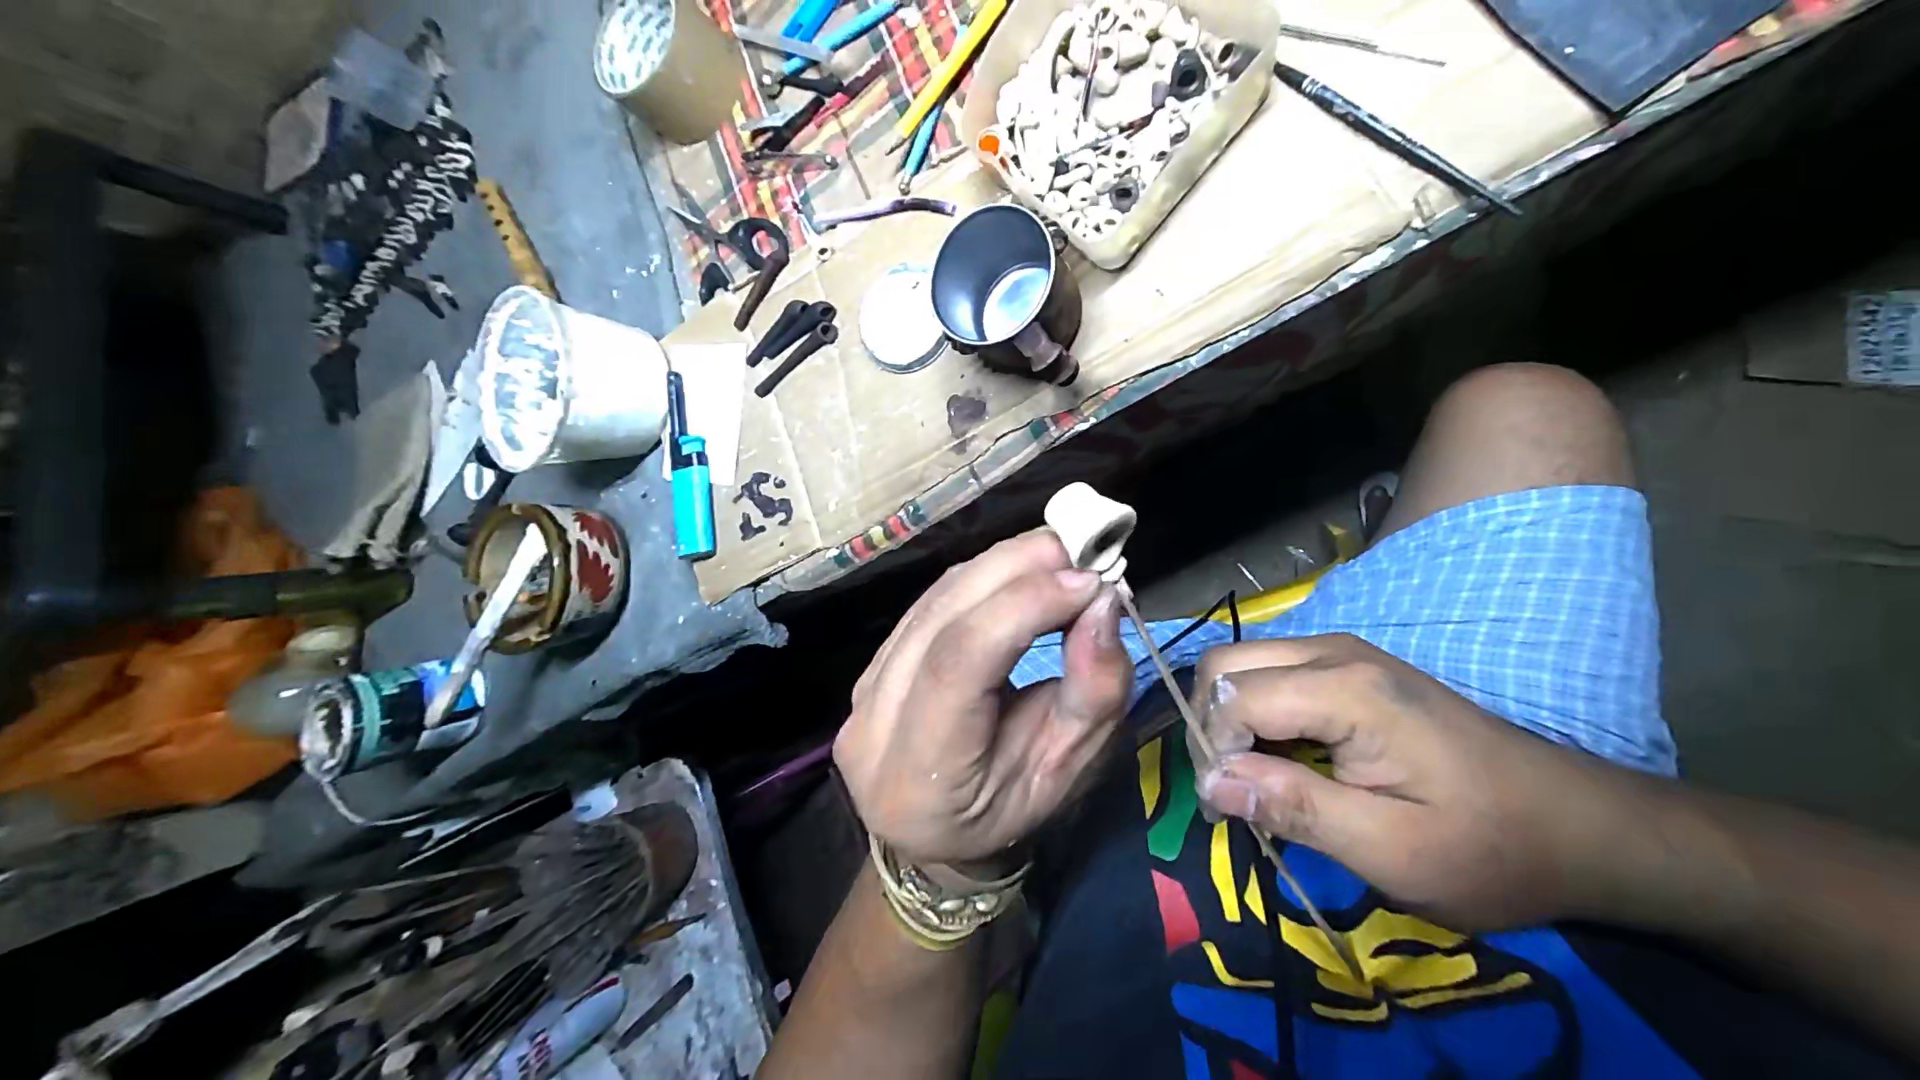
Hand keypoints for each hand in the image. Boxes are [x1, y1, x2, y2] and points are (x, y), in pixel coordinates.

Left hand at [835, 529, 1131, 871]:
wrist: (935, 832)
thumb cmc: (1008, 814)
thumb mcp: (1066, 770)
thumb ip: (1092, 693)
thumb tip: (1103, 603)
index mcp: (917, 776)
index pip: (959, 664)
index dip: (1023, 607)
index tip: (1089, 581)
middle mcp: (871, 726)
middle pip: (939, 618)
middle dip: (1015, 569)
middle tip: (1080, 546)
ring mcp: (861, 692)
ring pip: (931, 602)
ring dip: (1000, 565)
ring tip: (1060, 550)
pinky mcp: (870, 666)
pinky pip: (927, 605)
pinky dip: (980, 578)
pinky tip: (1020, 569)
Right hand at [1191, 634, 1646, 930]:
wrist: (1578, 824)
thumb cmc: (1489, 846)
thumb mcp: (1391, 850)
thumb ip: (1295, 808)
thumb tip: (1210, 784)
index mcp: (1347, 690)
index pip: (1233, 698)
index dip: (1213, 753)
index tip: (1229, 811)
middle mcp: (1333, 652)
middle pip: (1224, 665)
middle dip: (1208, 726)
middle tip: (1230, 790)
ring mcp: (1341, 653)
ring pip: (1240, 664)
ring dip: (1226, 718)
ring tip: (1250, 778)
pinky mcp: (1347, 667)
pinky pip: (1269, 672)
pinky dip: (1252, 712)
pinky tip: (1277, 758)